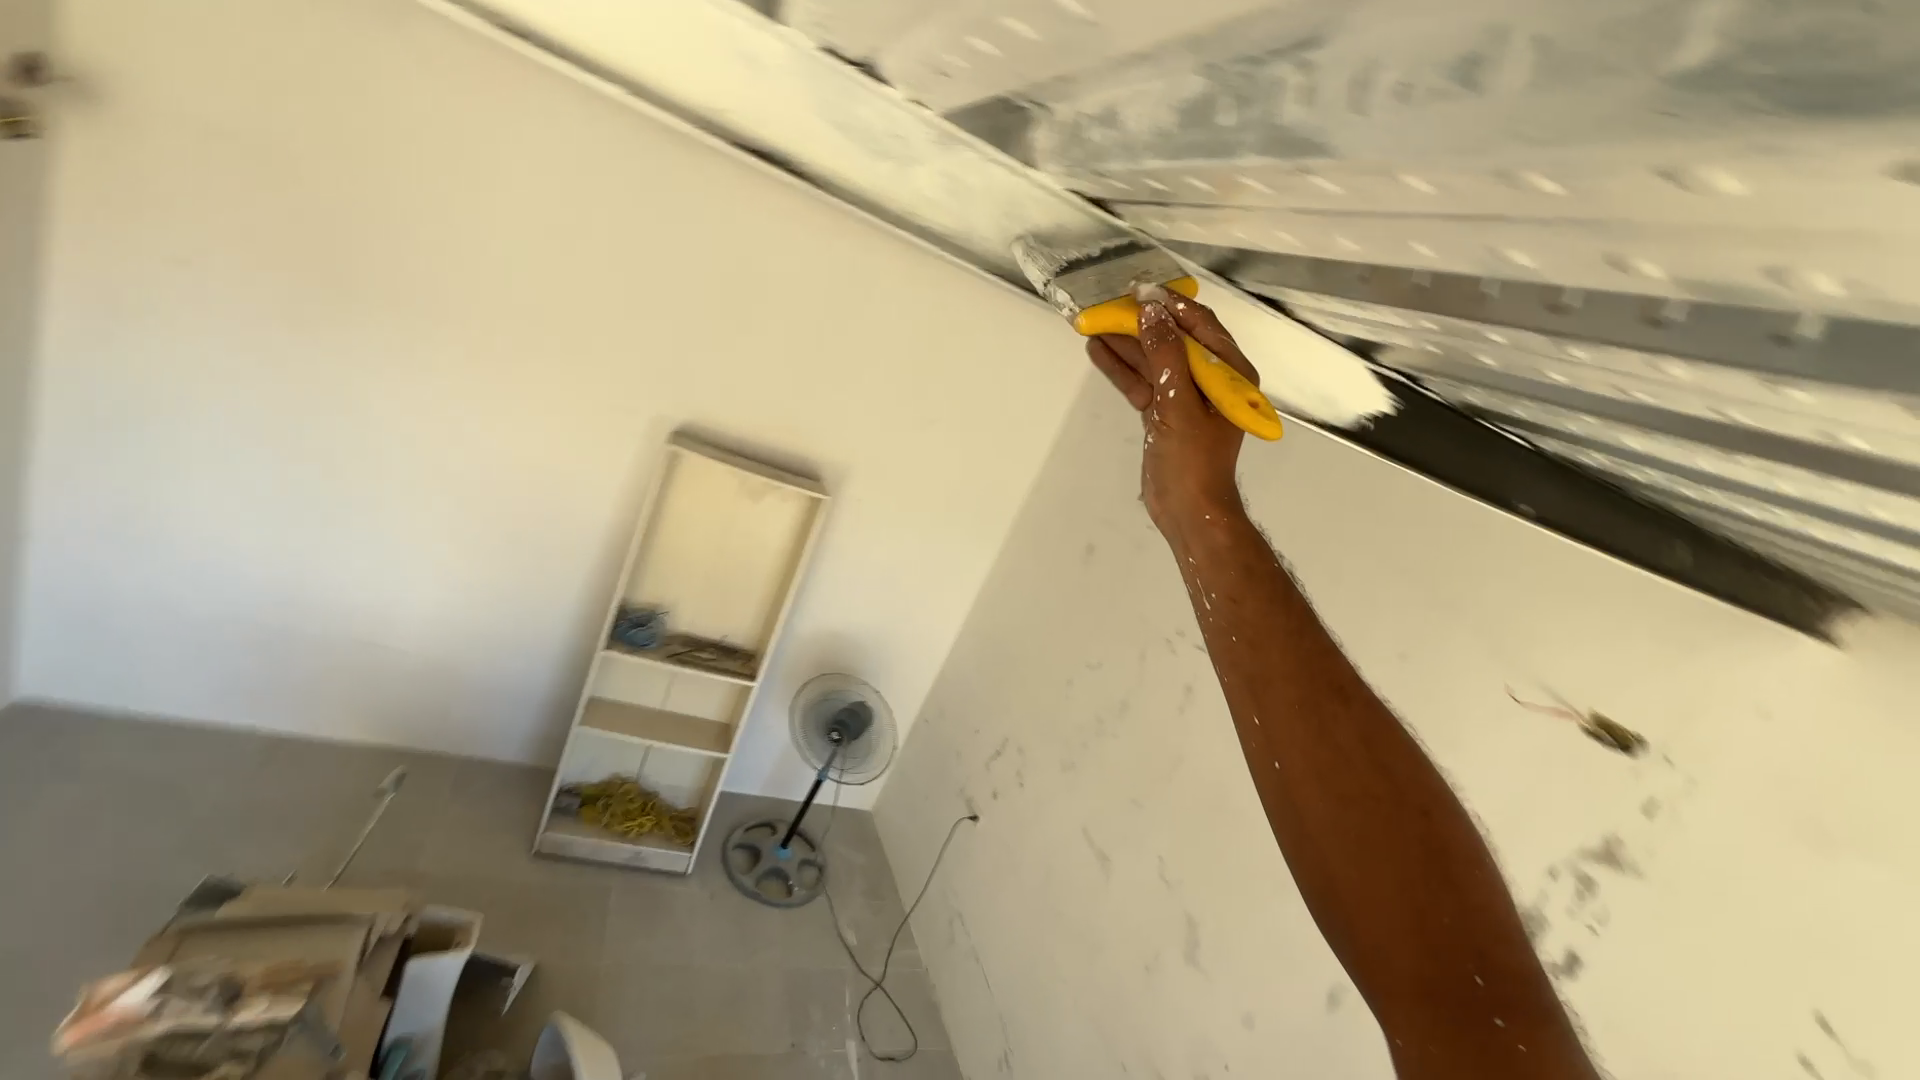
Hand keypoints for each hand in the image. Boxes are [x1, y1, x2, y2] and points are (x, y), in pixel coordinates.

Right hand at [1086, 288, 1255, 537]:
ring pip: (1153, 360)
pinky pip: (1143, 382)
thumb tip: (1151, 312)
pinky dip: (1122, 369)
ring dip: (1125, 344)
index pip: (1200, 325)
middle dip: (1141, 323)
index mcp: (1228, 374)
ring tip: (1093, 323)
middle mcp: (1209, 379)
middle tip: (1107, 305)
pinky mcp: (1164, 413)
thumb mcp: (1179, 404)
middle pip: (1172, 339)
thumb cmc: (1193, 461)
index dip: (1169, 305)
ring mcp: (1184, 396)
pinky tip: (1098, 352)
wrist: (1188, 512)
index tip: (1138, 291)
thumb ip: (1166, 356)